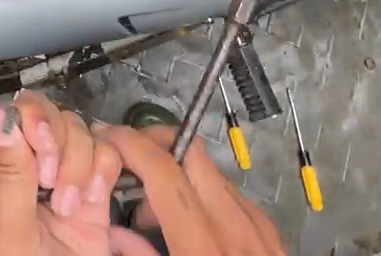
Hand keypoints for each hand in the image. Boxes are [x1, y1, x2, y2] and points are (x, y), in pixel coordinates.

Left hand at [0, 91, 124, 255]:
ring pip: (78, 132)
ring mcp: (61, 183)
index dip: (26, 119)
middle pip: (45, 117)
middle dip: (58, 141)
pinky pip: (104, 158)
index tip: (40, 145)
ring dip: (81, 163)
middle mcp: (26, 172)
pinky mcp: (93, 200)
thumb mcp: (8, 236)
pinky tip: (96, 201)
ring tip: (72, 208)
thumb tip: (3, 116)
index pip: (5, 118)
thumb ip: (11, 177)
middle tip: (55, 183)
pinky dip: (105, 170)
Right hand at [95, 122, 285, 255]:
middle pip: (191, 153)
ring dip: (178, 173)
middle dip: (154, 143)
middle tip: (127, 160)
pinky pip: (234, 199)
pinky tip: (193, 228)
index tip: (105, 135)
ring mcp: (260, 232)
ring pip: (212, 173)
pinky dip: (205, 197)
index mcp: (203, 246)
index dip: (130, 143)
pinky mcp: (275, 242)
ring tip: (154, 210)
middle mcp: (235, 228)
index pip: (162, 169)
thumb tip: (115, 234)